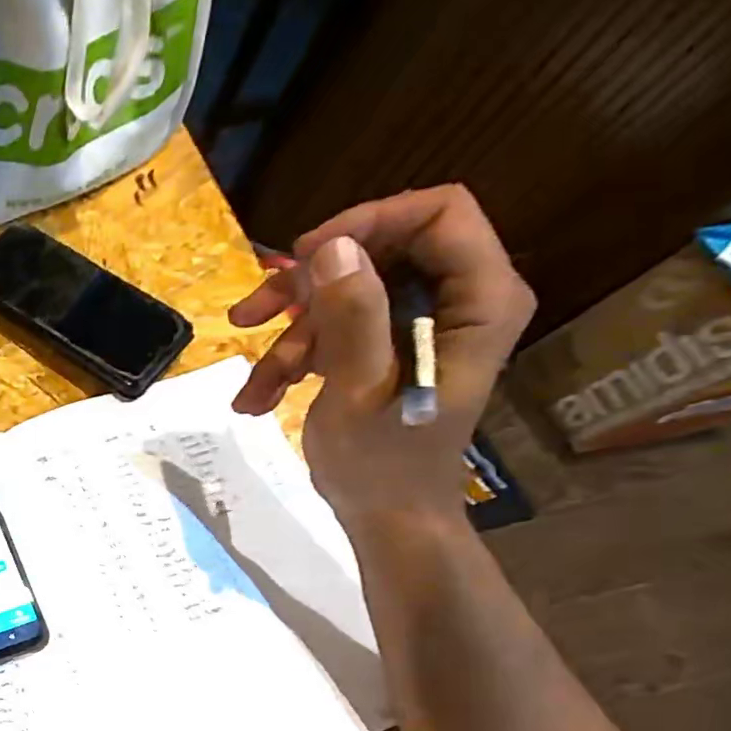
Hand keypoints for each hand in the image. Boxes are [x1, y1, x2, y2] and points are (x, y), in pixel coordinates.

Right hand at [228, 186, 534, 531]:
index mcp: (478, 298)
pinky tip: (259, 398)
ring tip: (253, 382)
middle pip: (378, 252)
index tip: (305, 257)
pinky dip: (290, 361)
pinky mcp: (381, 349)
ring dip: (288, 334)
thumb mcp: (360, 388)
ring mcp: (413, 325)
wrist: (385, 516)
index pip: (440, 214)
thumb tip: (330, 248)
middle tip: (251, 313)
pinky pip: (331, 330)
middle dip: (309, 288)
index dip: (369, 221)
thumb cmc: (384, 461)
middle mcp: (453, 300)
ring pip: (342, 294)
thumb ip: (354, 315)